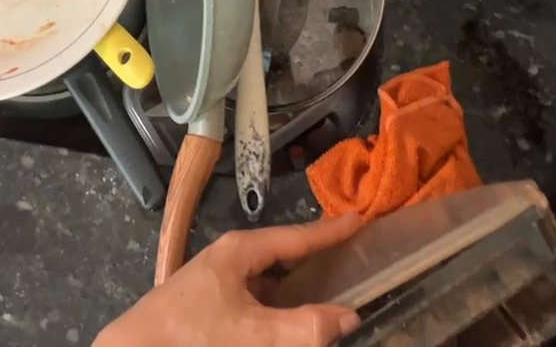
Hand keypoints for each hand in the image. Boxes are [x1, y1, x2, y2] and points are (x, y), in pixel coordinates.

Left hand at [96, 215, 364, 346]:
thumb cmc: (195, 337)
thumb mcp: (255, 335)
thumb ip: (305, 327)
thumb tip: (349, 315)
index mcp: (240, 250)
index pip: (296, 236)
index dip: (330, 231)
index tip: (360, 219)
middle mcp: (229, 255)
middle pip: (282, 252)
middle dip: (315, 255)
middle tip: (349, 256)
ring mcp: (217, 277)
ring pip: (267, 276)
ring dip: (295, 284)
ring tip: (326, 288)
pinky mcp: (209, 300)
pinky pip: (253, 294)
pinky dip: (275, 302)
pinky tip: (286, 319)